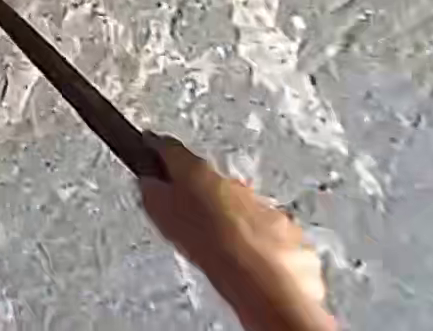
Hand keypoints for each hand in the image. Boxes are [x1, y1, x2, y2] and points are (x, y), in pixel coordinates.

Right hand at [138, 137, 334, 330]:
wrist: (265, 290)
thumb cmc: (208, 252)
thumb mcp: (157, 211)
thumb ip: (150, 186)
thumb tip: (147, 176)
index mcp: (195, 169)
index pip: (164, 143)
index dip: (150, 144)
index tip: (139, 142)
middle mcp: (232, 180)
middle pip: (205, 174)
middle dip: (194, 186)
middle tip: (180, 205)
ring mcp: (267, 209)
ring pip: (238, 201)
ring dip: (227, 212)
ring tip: (215, 237)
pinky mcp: (293, 237)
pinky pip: (267, 227)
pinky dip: (255, 235)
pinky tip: (245, 253)